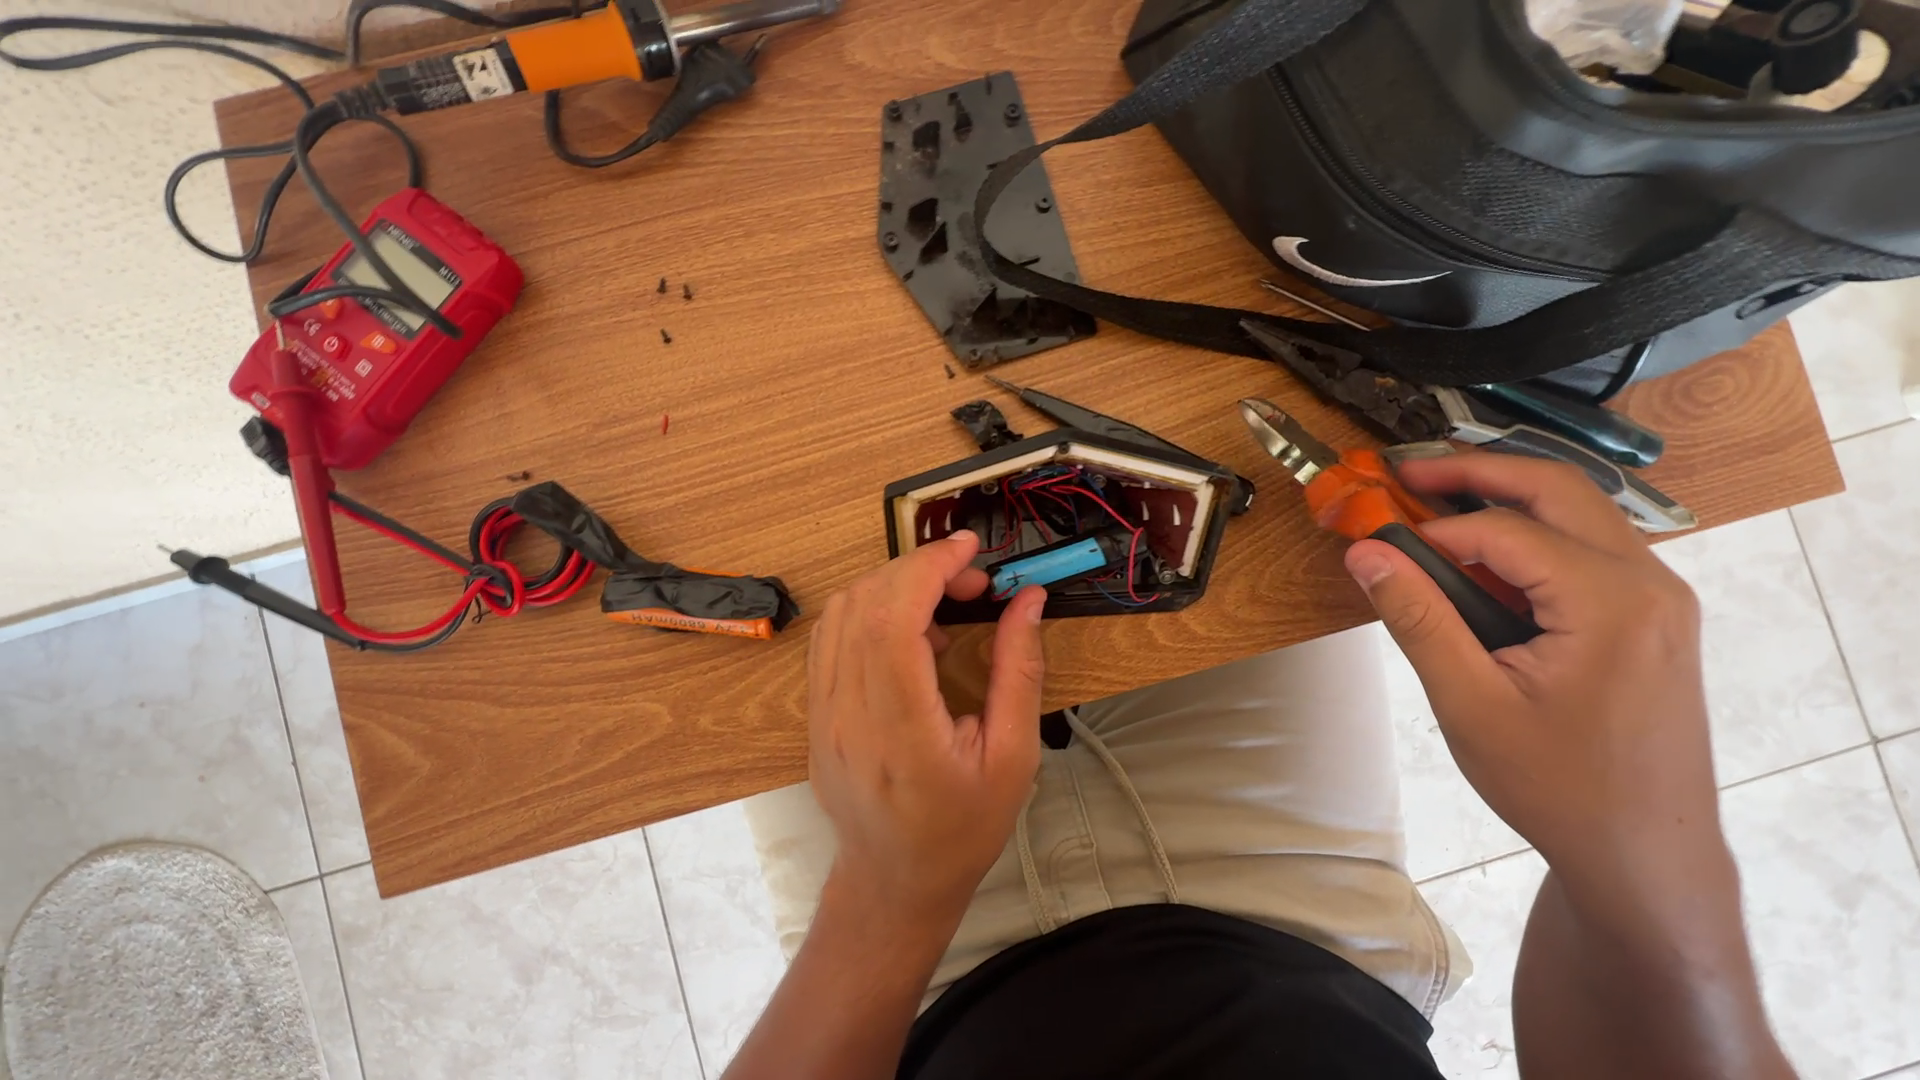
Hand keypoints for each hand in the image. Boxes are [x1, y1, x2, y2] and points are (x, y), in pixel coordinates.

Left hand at [807, 530, 1047, 925]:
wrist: (894, 881)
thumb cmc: (963, 829)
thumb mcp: (1013, 758)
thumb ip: (1020, 672)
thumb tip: (1029, 599)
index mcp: (901, 732)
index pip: (893, 620)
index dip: (928, 568)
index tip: (969, 547)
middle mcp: (847, 715)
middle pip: (864, 604)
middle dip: (920, 569)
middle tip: (973, 582)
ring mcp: (820, 714)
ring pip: (840, 612)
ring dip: (893, 586)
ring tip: (945, 606)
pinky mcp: (814, 712)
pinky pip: (830, 636)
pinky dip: (870, 610)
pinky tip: (910, 633)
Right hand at [1344, 453, 1722, 886]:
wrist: (1643, 853)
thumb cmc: (1556, 785)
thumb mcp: (1469, 704)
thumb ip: (1417, 618)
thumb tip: (1363, 551)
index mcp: (1612, 601)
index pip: (1506, 530)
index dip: (1434, 528)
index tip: (1378, 542)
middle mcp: (1650, 583)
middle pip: (1559, 489)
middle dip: (1477, 470)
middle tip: (1406, 472)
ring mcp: (1659, 598)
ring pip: (1579, 511)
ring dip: (1506, 495)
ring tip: (1436, 500)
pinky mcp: (1652, 616)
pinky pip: (1589, 547)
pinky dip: (1531, 534)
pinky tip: (1484, 557)